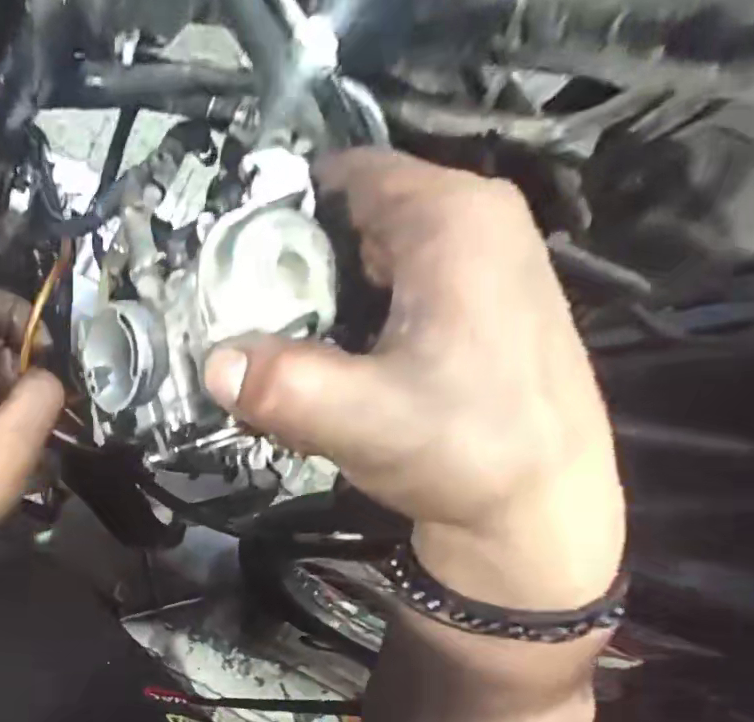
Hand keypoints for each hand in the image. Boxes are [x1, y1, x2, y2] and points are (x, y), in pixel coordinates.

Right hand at [203, 148, 622, 608]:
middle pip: (358, 216)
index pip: (347, 173)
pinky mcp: (484, 313)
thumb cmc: (463, 451)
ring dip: (325, 293)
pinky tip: (336, 361)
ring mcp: (487, 269)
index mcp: (453, 219)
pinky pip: (400, 291)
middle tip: (244, 311)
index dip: (281, 208)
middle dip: (296, 259)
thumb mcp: (362, 418)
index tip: (230, 259)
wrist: (541, 515)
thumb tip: (212, 364)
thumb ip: (283, 387)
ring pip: (377, 257)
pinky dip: (358, 315)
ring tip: (282, 340)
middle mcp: (478, 225)